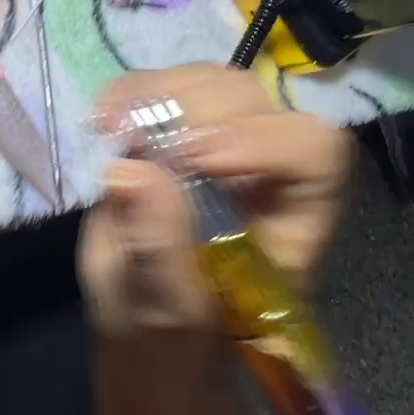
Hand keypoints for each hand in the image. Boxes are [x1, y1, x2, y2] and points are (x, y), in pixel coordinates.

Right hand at [79, 65, 351, 339]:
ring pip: (211, 80)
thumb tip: (130, 172)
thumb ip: (160, 250)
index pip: (312, 152)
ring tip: (114, 130)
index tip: (193, 158)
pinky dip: (126, 92)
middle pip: (254, 101)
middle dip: (194, 111)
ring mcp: (220, 137)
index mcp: (291, 218)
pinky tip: (101, 119)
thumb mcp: (167, 311)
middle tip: (137, 141)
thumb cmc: (170, 334)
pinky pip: (160, 83)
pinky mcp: (174, 125)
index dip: (261, 140)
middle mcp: (266, 166)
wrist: (143, 320)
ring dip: (158, 93)